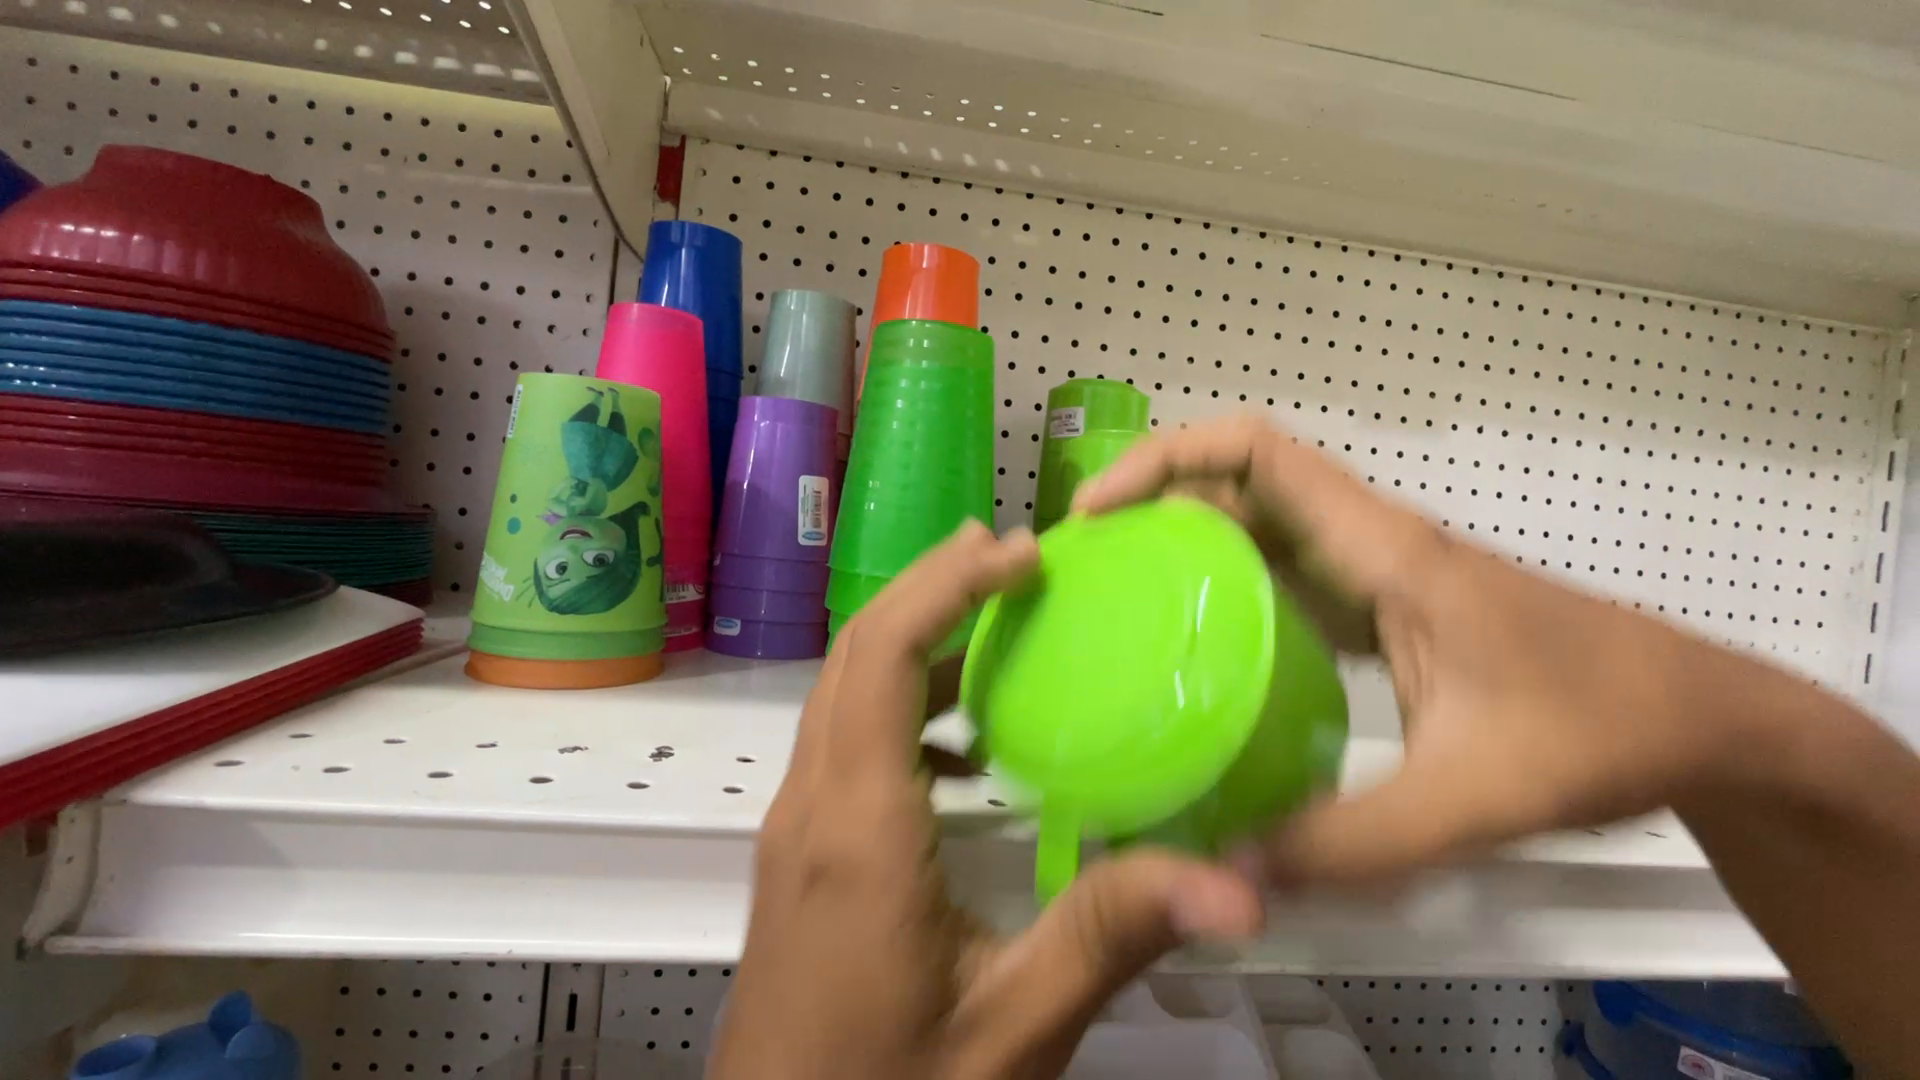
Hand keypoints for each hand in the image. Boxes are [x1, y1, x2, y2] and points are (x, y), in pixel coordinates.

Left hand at [710, 522, 1263, 1079]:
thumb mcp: (1013, 1026)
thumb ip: (1113, 936)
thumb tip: (1237, 887)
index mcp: (857, 827)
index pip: (880, 655)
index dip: (946, 587)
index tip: (1020, 554)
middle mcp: (811, 804)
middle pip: (855, 653)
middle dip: (930, 589)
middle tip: (1011, 558)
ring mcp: (795, 825)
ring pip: (844, 691)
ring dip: (912, 640)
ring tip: (994, 621)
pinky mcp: (800, 851)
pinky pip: (845, 741)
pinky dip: (900, 706)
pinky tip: (963, 743)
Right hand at [1074, 416, 1786, 884]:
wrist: (1703, 722)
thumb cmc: (1598, 732)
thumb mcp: (1471, 800)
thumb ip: (1348, 845)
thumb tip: (1225, 877)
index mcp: (1381, 552)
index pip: (1259, 453)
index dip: (1167, 459)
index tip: (1098, 510)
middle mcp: (1363, 544)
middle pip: (1237, 480)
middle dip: (1150, 499)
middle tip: (1082, 563)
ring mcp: (1367, 574)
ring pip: (1252, 524)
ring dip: (1177, 539)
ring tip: (1111, 595)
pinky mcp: (1372, 608)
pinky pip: (1274, 574)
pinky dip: (1215, 586)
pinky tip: (1186, 646)